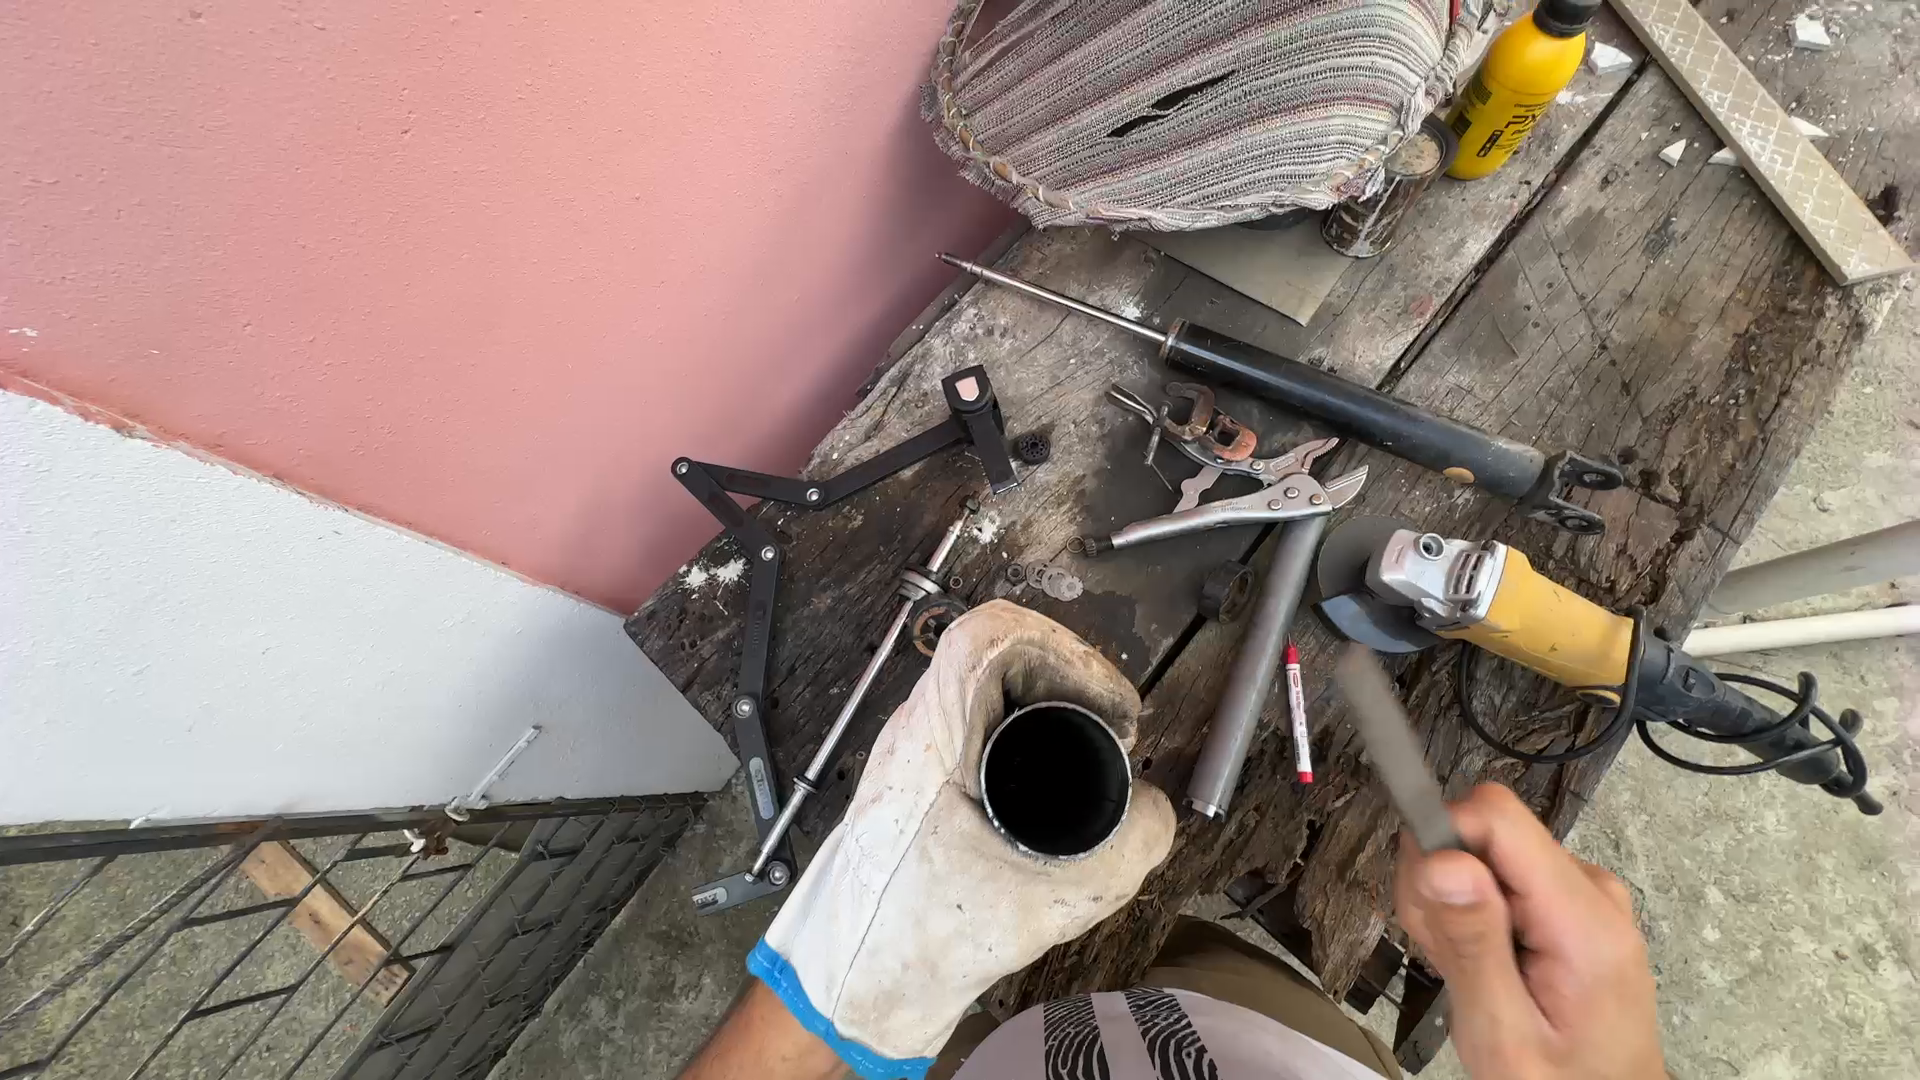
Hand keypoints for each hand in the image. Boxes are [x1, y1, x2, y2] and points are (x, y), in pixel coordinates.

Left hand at [750, 600, 1174, 1079]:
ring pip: (990, 677)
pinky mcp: (920, 761)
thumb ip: (1125, 847)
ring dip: (1050, 693)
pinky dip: (1027, 718)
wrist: (855, 975)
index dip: (1070, 651)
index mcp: (936, 732)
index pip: (993, 634)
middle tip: (1113, 726)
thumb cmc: (933, 934)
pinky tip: (1053, 763)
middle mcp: (920, 719)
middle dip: (1072, 674)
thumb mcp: (1051, 900)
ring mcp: (915, 738)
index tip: (1113, 709)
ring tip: (1093, 737)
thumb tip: (1153, 803)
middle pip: (1000, 648)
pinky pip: (980, 709)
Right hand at [1394, 785, 1663, 1079]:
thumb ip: (1472, 944)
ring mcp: (1579, 887)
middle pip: (1478, 828)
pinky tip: (1477, 954)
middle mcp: (1590, 886)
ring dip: (1445, 897)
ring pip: (1475, 845)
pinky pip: (1489, 864)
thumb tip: (1443, 859)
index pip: (1495, 816)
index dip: (1440, 838)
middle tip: (1443, 952)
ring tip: (1462, 964)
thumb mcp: (1501, 1034)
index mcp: (1584, 920)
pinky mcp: (1564, 893)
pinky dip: (1463, 903)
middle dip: (1437, 880)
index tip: (1426, 901)